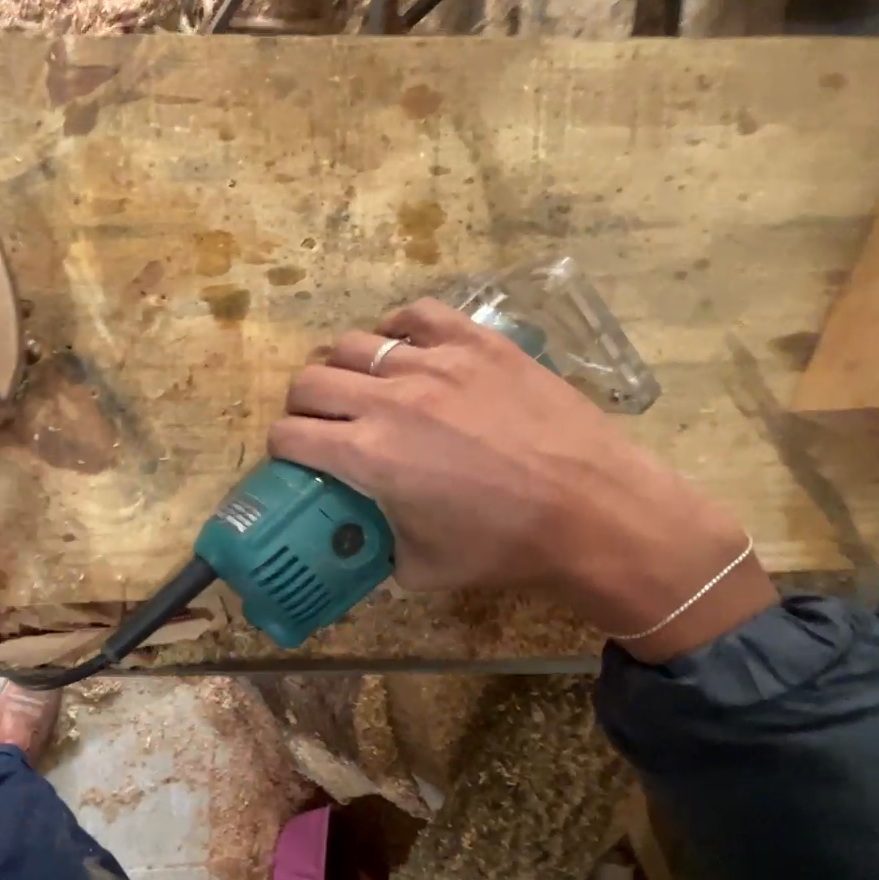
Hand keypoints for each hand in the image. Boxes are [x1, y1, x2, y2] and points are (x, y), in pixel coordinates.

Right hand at [268, 298, 774, 660]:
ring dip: (343, 368)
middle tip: (323, 424)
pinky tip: (402, 349)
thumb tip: (357, 531)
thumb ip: (371, 539)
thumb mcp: (416, 566)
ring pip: (352, 344)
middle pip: (308, 382)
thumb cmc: (503, 548)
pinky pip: (418, 314)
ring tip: (362, 387)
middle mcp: (389, 402)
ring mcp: (436, 365)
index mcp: (367, 457)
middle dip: (303, 406)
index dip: (282, 447)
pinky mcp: (480, 344)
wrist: (597, 513)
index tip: (294, 458)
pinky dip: (397, 329)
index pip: (288, 434)